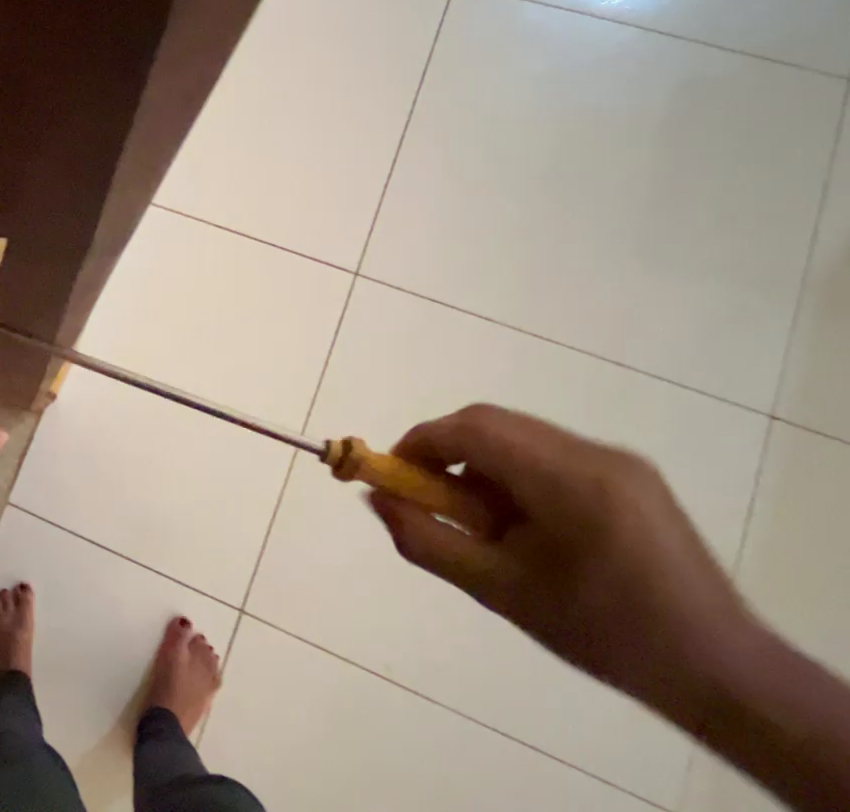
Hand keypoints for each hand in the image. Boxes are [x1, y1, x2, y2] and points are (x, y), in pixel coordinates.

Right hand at [367, 404, 750, 715]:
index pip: (471, 429)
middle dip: (444, 453)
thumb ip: (426, 538)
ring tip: (480, 525)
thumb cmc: (599, 631)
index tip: (392, 480)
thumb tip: (376, 497)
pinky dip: (512, 475)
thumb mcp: (496, 590)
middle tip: (426, 502)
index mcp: (568, 479)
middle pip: (491, 423)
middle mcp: (596, 454)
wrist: (717, 669)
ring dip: (478, 466)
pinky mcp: (630, 476)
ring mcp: (619, 462)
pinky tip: (520, 526)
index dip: (417, 444)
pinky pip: (546, 454)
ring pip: (517, 436)